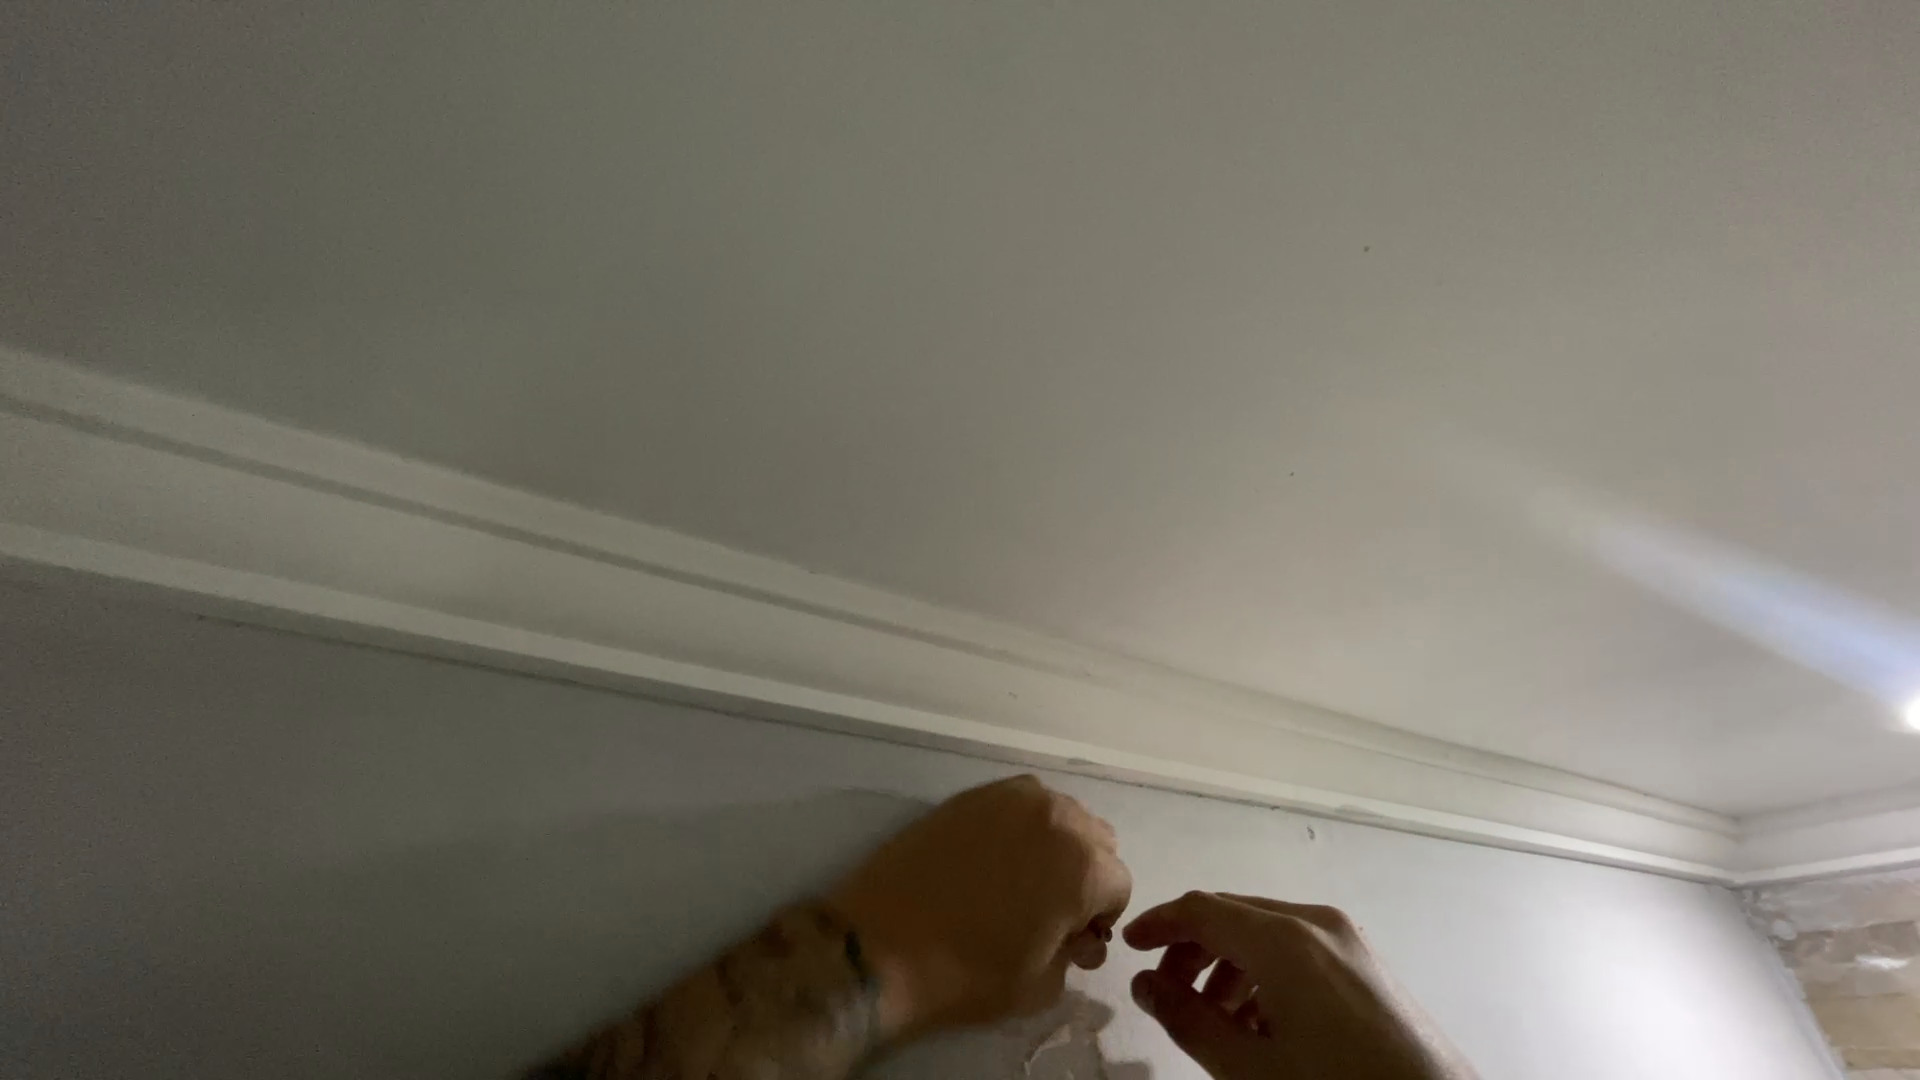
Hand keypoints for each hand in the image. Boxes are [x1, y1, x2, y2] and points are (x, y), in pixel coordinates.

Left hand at [828, 775, 1131, 1037]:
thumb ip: (1077, 953)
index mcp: (1083, 865)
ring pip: (1061, 812)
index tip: (1072, 936)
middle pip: (1096, 839)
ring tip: (1021, 876)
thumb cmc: (968, 970)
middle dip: (1084, 872)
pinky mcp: (977, 791)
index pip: (1120, 884)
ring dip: (1056, 842)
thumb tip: (1078, 934)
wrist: (884, 939)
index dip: (1100, 916)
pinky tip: (996, 852)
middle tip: (1049, 907)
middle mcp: (1057, 817)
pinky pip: (1022, 800)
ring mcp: (1013, 796)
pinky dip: (1023, 822)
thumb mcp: (1043, 984)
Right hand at [1124, 892, 1478, 1079]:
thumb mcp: (1251, 1071)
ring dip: (1226, 966)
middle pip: (1232, 916)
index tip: (1128, 949)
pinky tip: (1261, 1026)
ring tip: (1214, 1020)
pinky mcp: (1368, 965)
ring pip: (1264, 933)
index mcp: (1285, 939)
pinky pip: (1297, 951)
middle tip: (1167, 994)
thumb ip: (1188, 1021)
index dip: (1158, 924)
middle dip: (1191, 949)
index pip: (1202, 909)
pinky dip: (1264, 975)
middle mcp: (1315, 923)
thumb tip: (1144, 985)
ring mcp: (1347, 941)